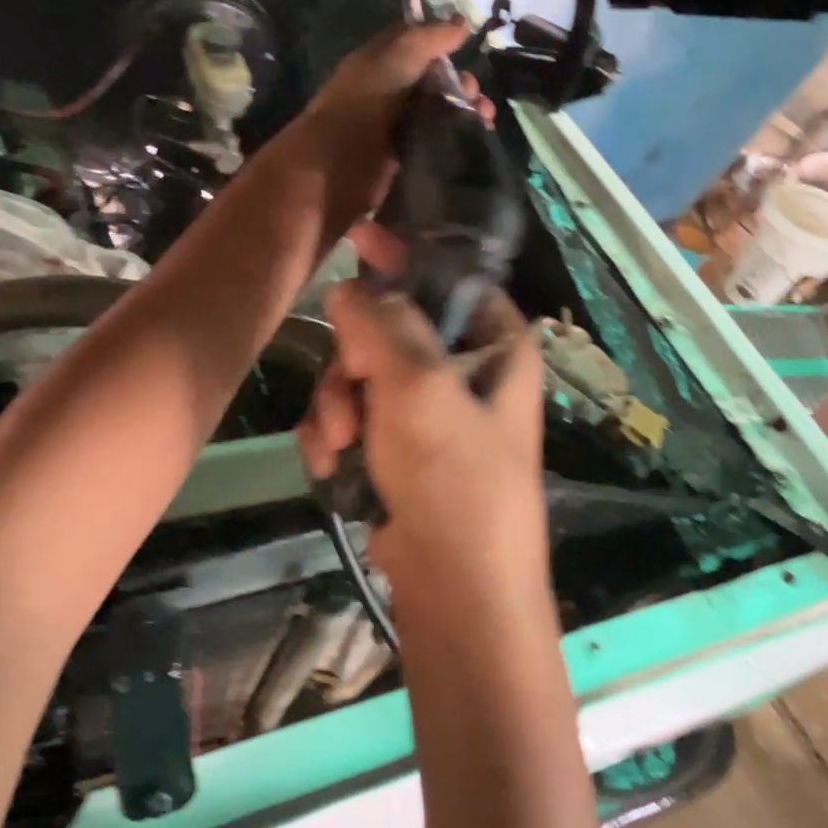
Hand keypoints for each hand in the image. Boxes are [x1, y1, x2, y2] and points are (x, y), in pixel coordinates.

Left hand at [291, 18, 494, 221]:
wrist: (337, 165)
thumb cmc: (365, 101)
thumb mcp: (398, 56)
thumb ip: (430, 38)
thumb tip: (462, 23)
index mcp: (379, 64)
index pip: (415, 46)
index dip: (442, 44)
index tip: (468, 48)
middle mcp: (386, 95)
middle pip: (433, 84)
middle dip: (461, 85)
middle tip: (476, 96)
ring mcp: (393, 131)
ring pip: (438, 117)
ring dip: (465, 115)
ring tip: (483, 120)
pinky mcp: (401, 163)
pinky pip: (434, 147)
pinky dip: (455, 144)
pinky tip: (474, 144)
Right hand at [296, 222, 548, 596]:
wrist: (454, 589)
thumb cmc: (455, 480)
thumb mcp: (419, 388)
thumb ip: (382, 324)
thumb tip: (349, 287)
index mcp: (495, 345)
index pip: (449, 278)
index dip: (404, 256)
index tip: (358, 238)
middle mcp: (463, 373)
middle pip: (387, 330)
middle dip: (351, 365)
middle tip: (347, 395)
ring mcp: (427, 416)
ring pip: (358, 378)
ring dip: (335, 408)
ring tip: (337, 448)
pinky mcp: (397, 453)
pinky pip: (351, 420)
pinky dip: (334, 440)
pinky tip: (332, 468)